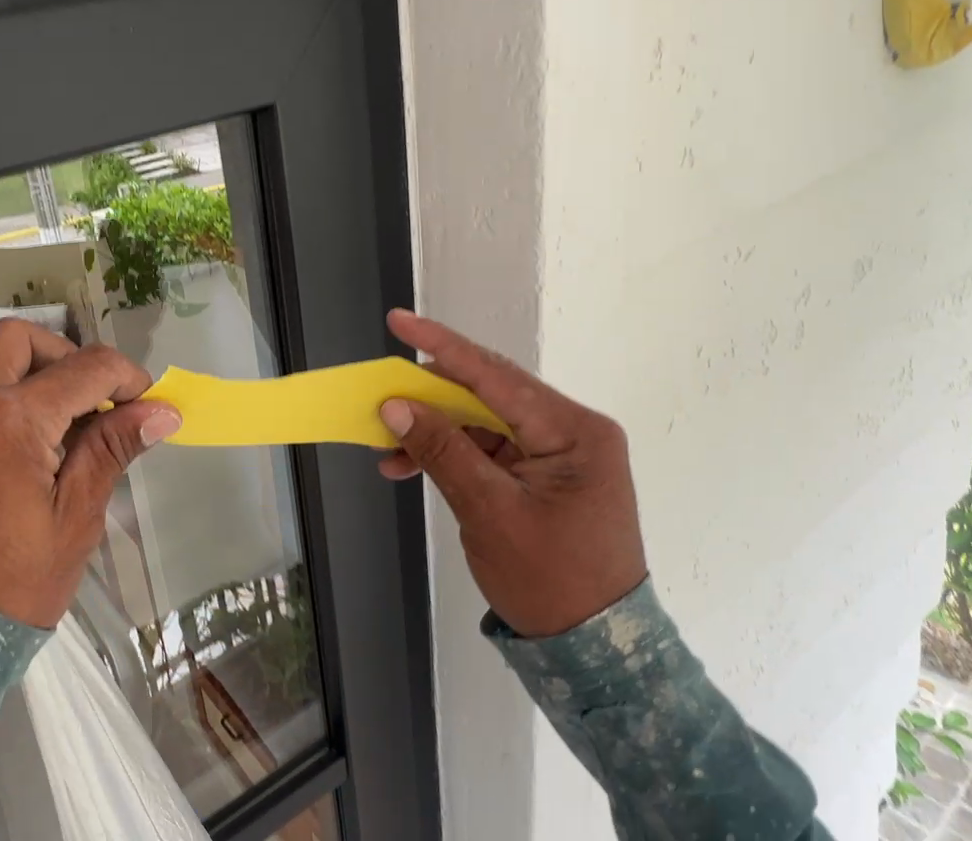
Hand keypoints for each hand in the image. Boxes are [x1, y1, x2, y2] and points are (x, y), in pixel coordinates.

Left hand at [0, 319, 181, 628]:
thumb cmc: (10, 587)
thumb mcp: (75, 520)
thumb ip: (111, 451)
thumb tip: (160, 411)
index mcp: (12, 419)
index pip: (85, 367)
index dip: (127, 377)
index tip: (148, 404)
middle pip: (21, 339)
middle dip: (66, 356)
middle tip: (93, 402)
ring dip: (28, 377)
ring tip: (58, 432)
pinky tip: (14, 454)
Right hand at [377, 309, 645, 637]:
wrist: (594, 649)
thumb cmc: (550, 580)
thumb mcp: (489, 511)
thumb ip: (442, 451)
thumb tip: (395, 406)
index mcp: (574, 431)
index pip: (496, 375)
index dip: (441, 347)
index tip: (397, 322)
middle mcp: (570, 431)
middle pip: (487, 394)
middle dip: (429, 397)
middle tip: (378, 401)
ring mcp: (557, 453)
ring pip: (480, 422)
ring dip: (433, 432)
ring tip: (386, 452)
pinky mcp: (542, 474)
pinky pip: (486, 449)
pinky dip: (448, 455)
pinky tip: (409, 467)